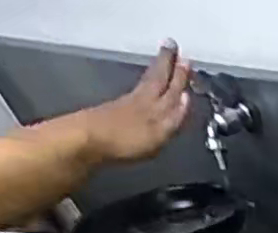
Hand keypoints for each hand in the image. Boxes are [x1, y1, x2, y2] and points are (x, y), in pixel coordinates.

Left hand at [77, 42, 194, 162]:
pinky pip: (140, 91)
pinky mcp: (119, 109)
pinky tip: (147, 85)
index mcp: (156, 108)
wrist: (91, 138)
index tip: (186, 60)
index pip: (172, 90)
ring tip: (163, 60)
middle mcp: (145, 100)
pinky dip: (147, 84)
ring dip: (157, 71)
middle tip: (173, 47)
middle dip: (168, 65)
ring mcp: (130, 103)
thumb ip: (173, 117)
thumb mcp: (158, 134)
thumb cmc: (126, 141)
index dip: (180, 77)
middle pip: (159, 80)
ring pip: (149, 83)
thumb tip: (186, 98)